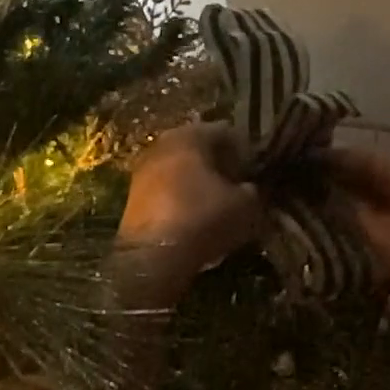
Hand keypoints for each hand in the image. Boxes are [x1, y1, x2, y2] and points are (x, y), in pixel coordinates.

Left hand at [118, 123, 260, 303]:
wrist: (153, 256)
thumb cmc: (202, 218)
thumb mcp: (245, 205)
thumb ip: (253, 189)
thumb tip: (250, 188)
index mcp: (191, 134)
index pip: (227, 132)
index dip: (245, 152)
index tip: (255, 173)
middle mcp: (164, 142)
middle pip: (201, 148)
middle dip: (220, 165)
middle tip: (238, 186)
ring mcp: (144, 167)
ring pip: (182, 167)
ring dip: (200, 181)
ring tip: (218, 203)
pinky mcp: (133, 193)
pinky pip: (167, 187)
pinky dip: (182, 196)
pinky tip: (195, 215)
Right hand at [323, 147, 389, 327]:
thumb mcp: (389, 241)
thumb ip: (357, 215)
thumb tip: (325, 197)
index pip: (373, 158)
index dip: (340, 158)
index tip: (308, 159)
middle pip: (378, 171)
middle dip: (344, 173)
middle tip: (306, 176)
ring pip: (381, 190)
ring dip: (353, 191)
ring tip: (315, 192)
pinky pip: (388, 208)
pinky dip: (365, 208)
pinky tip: (340, 214)